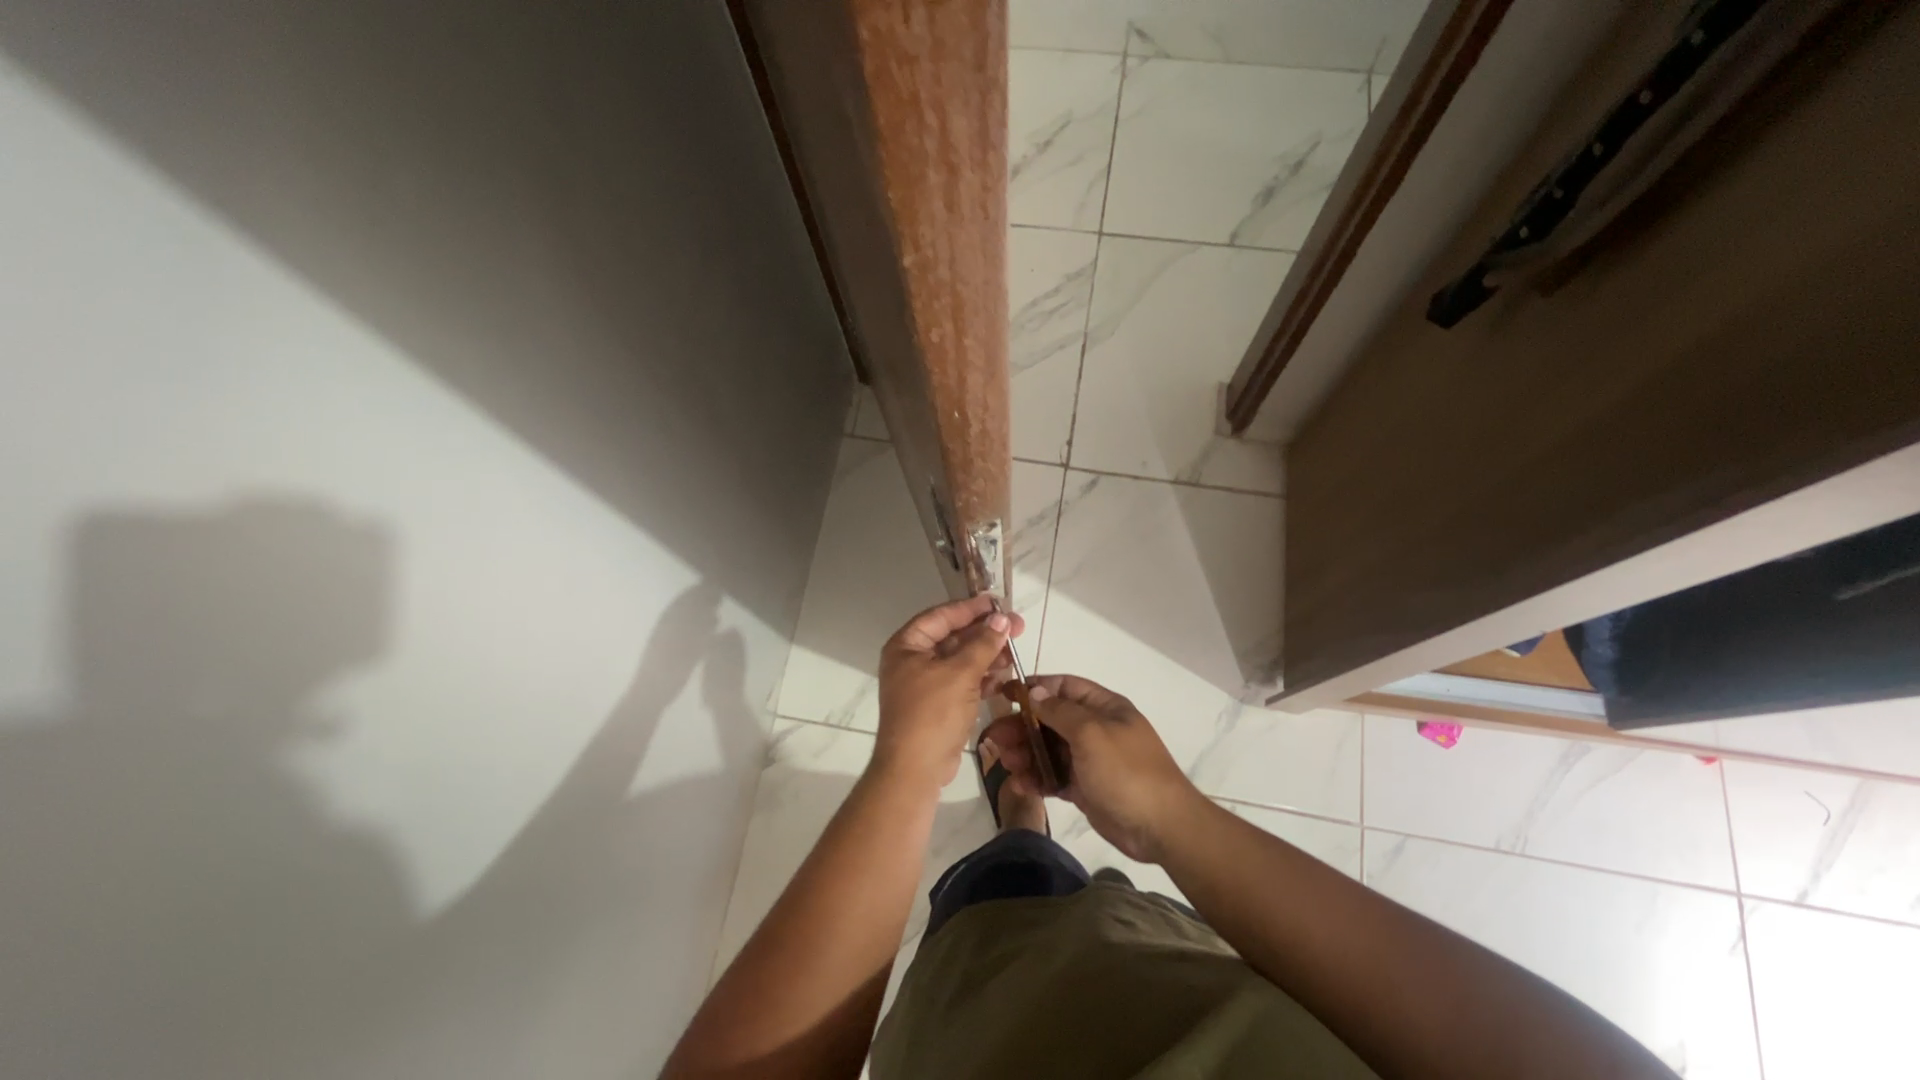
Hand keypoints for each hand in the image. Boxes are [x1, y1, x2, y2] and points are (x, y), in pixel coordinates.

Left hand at [874, 596, 1024, 786]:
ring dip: (986, 656)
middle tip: (1017, 627)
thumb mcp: (960, 673)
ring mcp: (925, 684)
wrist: (916, 768)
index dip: (971, 608)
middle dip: (984, 633)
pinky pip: (962, 682)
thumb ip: (983, 643)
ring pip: (960, 661)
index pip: (941, 616)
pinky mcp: (938, 705)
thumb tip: (1001, 619)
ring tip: (1014, 653)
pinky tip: (1004, 677)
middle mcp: (912, 661)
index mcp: (907, 646)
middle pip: (953, 637)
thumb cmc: (932, 713)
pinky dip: (981, 678)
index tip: (999, 603)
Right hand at [982, 674, 1206, 863]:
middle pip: (1051, 720)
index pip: (1064, 686)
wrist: (1160, 826)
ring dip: (1026, 754)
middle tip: (995, 738)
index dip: (1035, 688)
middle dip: (1023, 727)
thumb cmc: (1126, 771)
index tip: (1004, 696)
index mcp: (1104, 707)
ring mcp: (1090, 760)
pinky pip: (1054, 777)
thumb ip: (1060, 711)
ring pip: (1049, 750)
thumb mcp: (1091, 733)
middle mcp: (1096, 729)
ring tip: (1006, 763)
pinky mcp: (1084, 788)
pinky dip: (1037, 779)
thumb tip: (1035, 690)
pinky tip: (1020, 785)